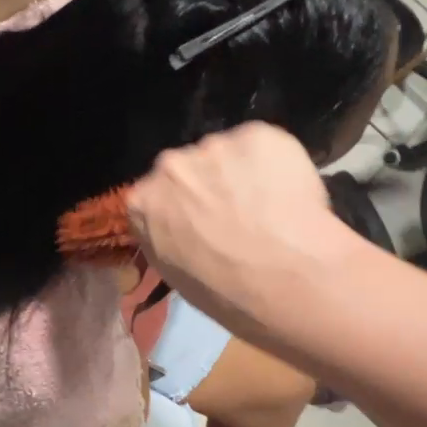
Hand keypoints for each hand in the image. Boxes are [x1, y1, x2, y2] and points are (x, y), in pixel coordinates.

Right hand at [124, 123, 362, 331]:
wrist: (279, 276)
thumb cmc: (220, 290)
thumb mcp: (171, 269)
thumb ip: (166, 234)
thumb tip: (181, 228)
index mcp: (140, 202)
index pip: (154, 196)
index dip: (179, 208)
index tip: (196, 222)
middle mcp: (169, 166)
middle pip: (186, 168)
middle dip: (205, 184)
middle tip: (232, 212)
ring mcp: (212, 146)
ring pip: (226, 154)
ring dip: (240, 173)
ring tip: (266, 205)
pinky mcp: (255, 135)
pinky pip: (263, 146)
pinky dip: (274, 164)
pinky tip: (286, 193)